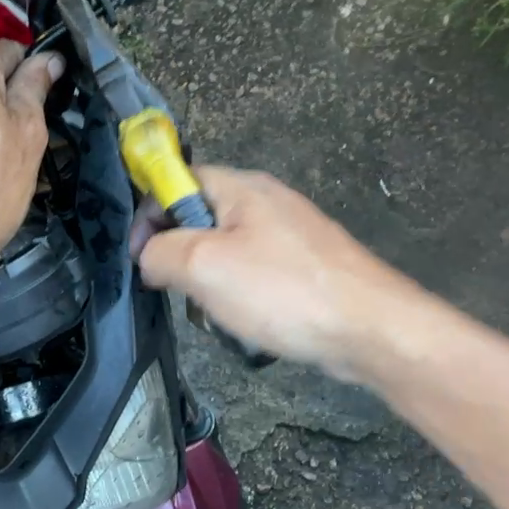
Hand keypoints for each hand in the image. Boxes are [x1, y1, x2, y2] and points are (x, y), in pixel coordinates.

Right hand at [134, 166, 426, 379]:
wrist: (368, 329)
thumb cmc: (282, 291)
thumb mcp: (203, 266)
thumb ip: (160, 252)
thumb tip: (148, 254)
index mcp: (242, 187)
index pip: (177, 180)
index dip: (149, 213)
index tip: (140, 257)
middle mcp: (266, 201)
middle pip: (200, 217)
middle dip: (178, 254)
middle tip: (175, 288)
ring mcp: (290, 235)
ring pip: (224, 251)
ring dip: (207, 282)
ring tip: (213, 311)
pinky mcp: (304, 267)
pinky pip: (253, 274)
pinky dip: (238, 296)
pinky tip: (244, 322)